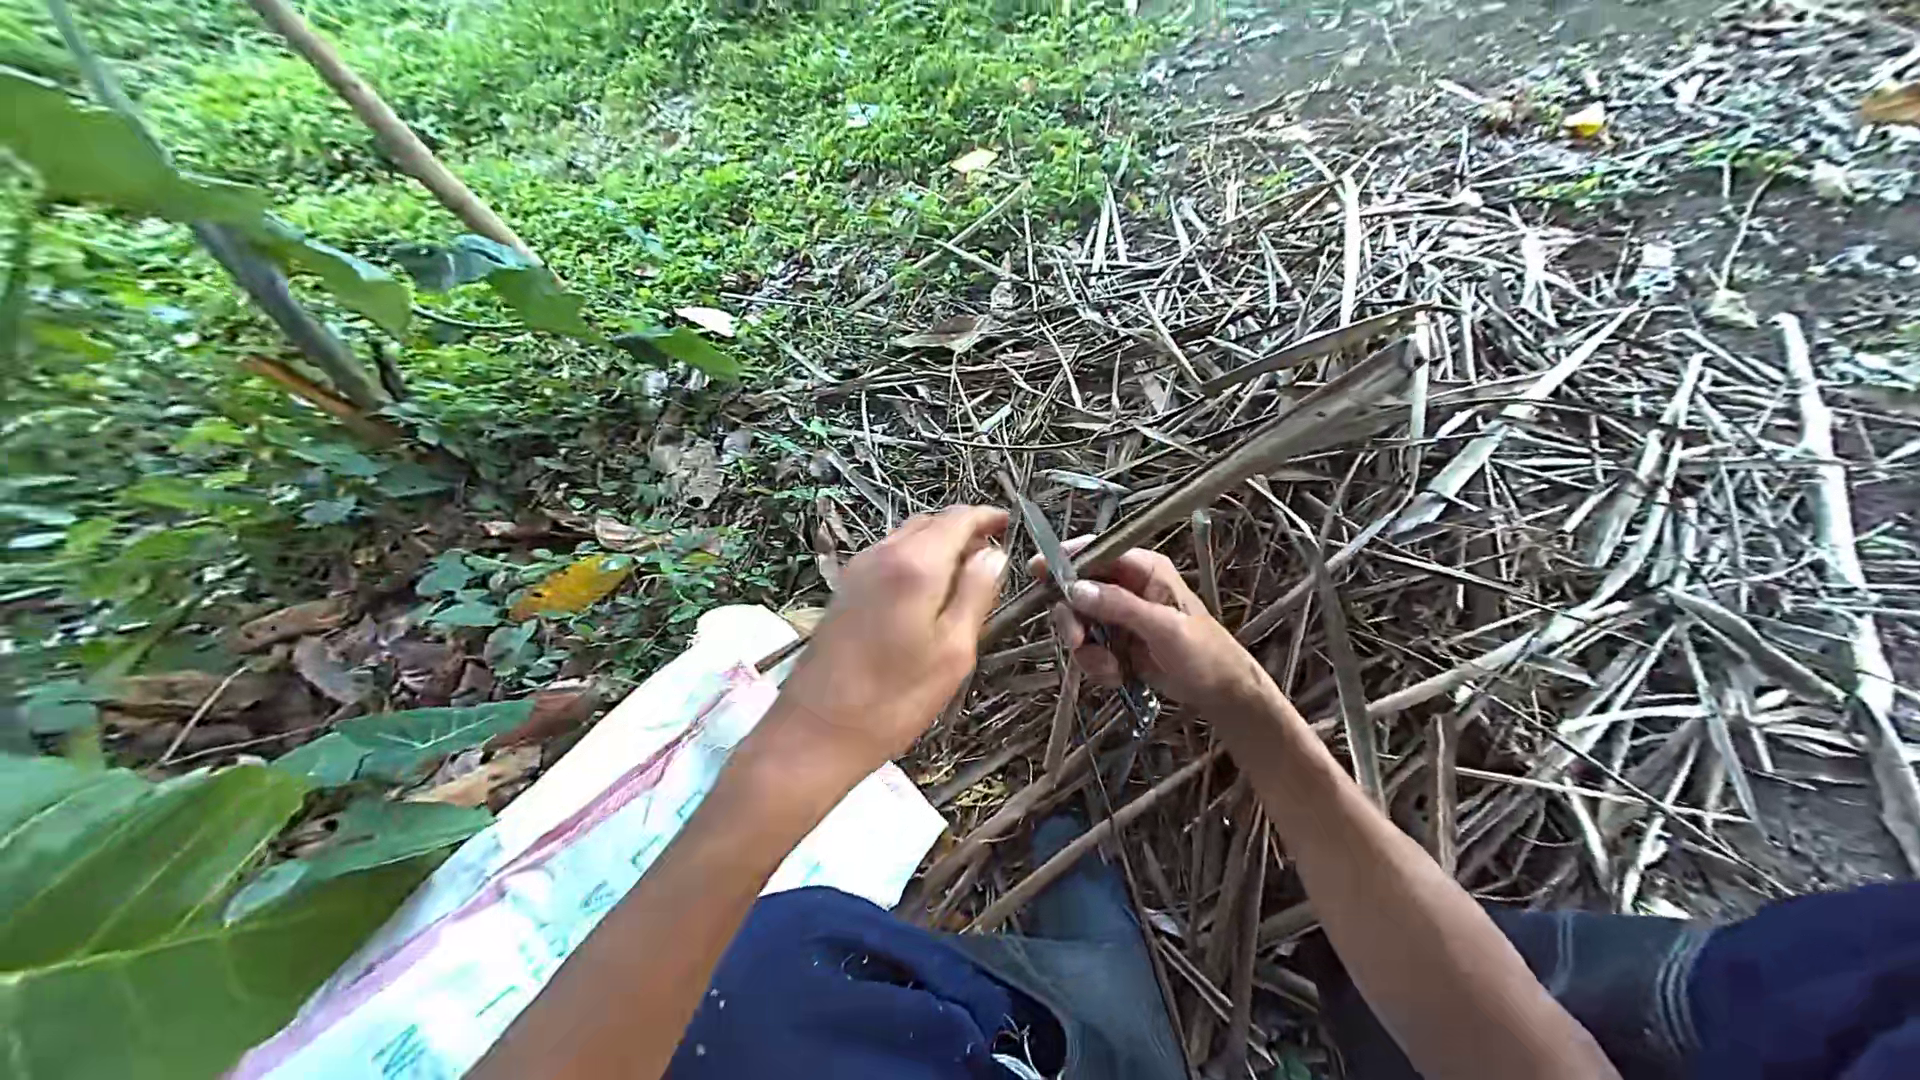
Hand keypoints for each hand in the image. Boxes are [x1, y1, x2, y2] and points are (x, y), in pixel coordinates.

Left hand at [768, 505, 1009, 782]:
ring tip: (964, 576)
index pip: (957, 519)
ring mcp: (858, 569)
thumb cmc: (894, 699)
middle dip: (963, 530)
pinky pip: (889, 555)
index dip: (986, 517)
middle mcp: (882, 554)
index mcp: (914, 565)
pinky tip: (928, 591)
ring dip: (938, 544)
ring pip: (907, 537)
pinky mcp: (845, 588)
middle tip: (991, 557)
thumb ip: (975, 594)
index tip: (1008, 526)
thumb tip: (993, 555)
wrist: (816, 731)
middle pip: (930, 522)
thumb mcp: (953, 651)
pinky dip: (915, 558)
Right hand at [1031, 538, 1274, 714]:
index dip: (1065, 558)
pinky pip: (1086, 648)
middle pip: (1076, 590)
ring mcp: (1117, 615)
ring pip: (1077, 622)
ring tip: (1110, 667)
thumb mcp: (1164, 628)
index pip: (1096, 552)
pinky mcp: (1113, 642)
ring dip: (1086, 650)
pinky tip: (1117, 675)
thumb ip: (1119, 606)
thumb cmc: (1204, 652)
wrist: (1220, 692)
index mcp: (1143, 569)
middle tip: (1077, 641)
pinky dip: (1095, 665)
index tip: (1039, 570)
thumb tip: (1075, 589)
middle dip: (1073, 620)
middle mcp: (1125, 587)